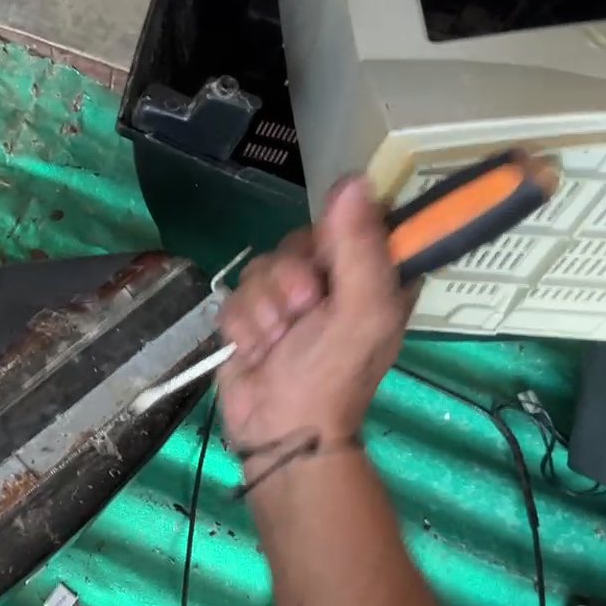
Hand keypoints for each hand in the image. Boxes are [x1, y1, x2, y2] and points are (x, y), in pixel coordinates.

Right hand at [216, 179, 411, 453]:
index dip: (331, 239)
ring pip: (260, 269)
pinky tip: (254, 350)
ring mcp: (285, 300)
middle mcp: (330, 282)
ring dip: (263, 310)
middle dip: (289, 281)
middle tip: (301, 313)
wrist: (278, 426)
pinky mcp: (248, 318)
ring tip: (275, 343)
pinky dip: (241, 327)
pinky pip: (234, 297)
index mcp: (372, 275)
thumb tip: (350, 179)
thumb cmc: (331, 374)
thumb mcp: (360, 309)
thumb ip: (357, 246)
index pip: (349, 224)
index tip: (327, 266)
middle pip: (295, 244)